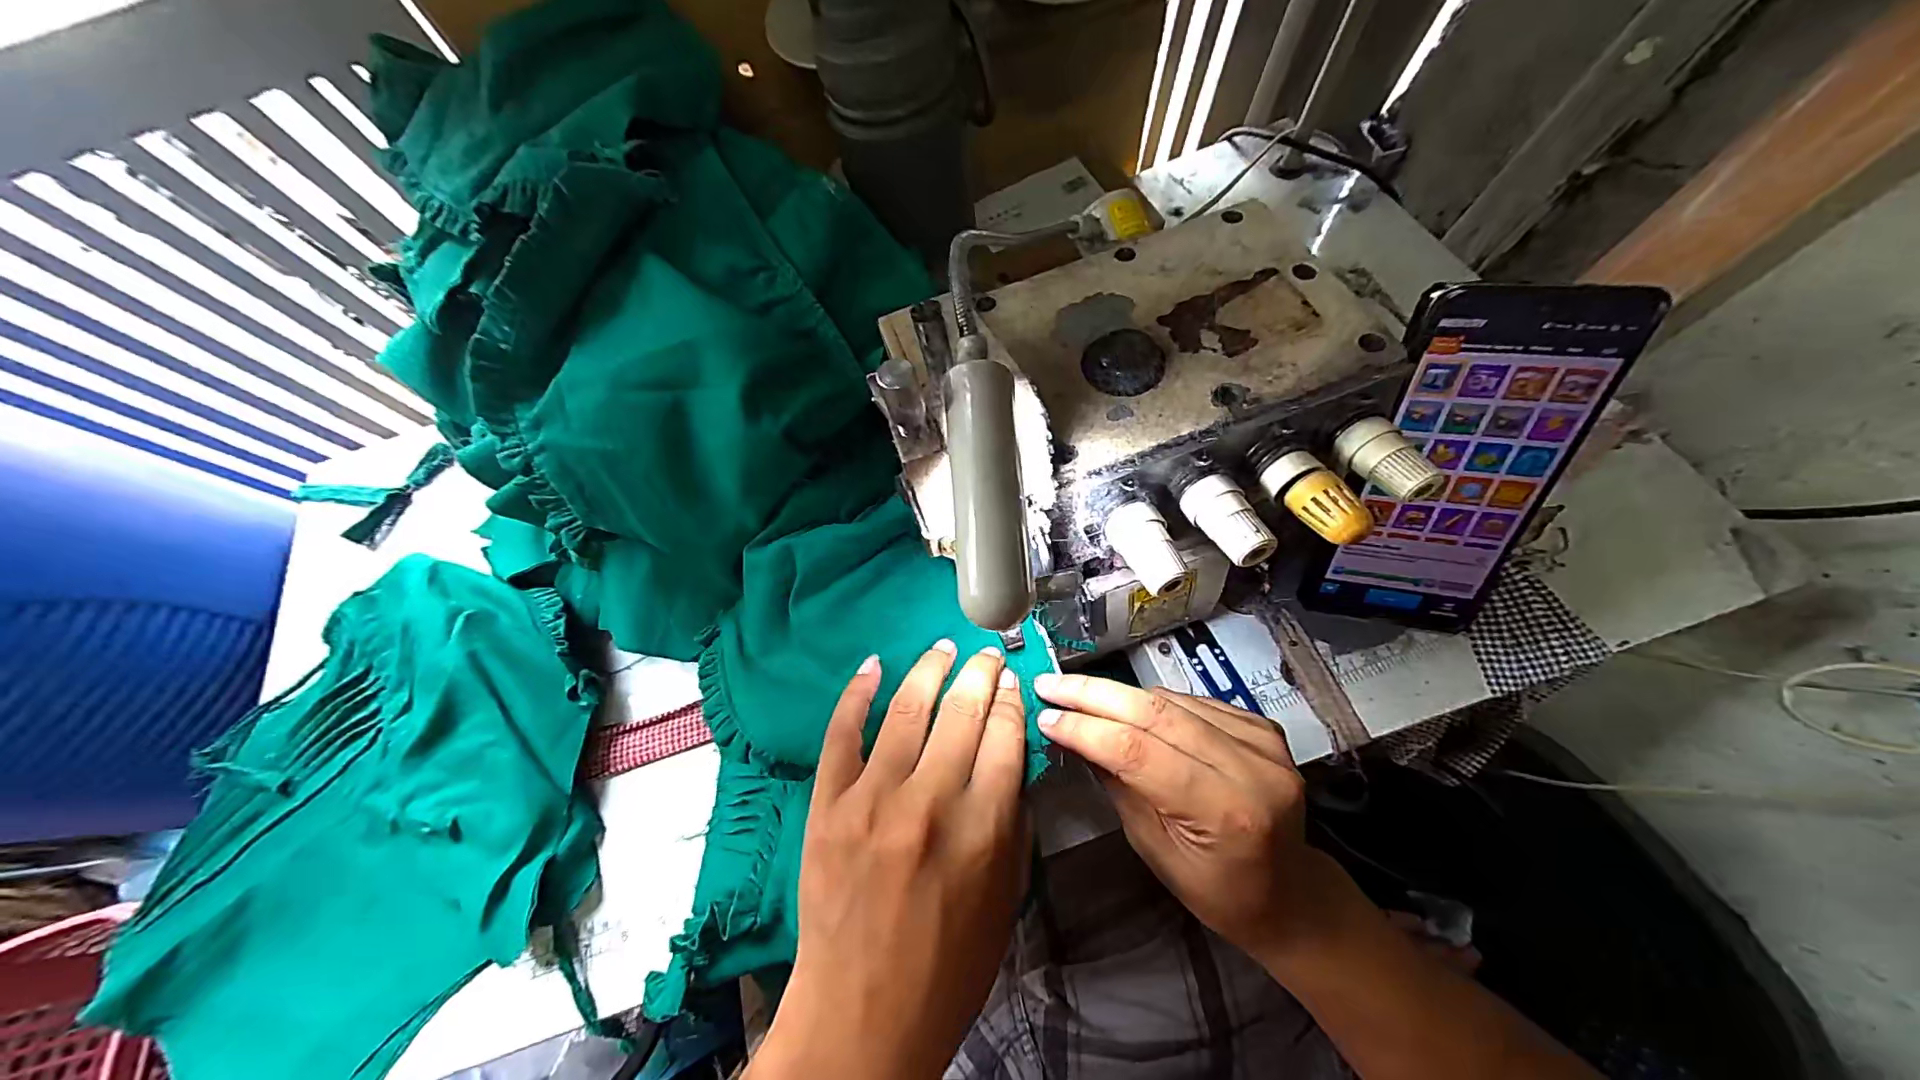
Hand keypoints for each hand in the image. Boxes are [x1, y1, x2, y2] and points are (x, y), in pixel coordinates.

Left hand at [750, 641, 1029, 1079]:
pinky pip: (842, 733)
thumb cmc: (949, 964)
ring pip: (907, 709)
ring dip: (929, 669)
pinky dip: (857, 693)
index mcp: (983, 828)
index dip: (1011, 702)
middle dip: (980, 674)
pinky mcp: (828, 804)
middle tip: (987, 654)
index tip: (1012, 684)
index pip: (1005, 737)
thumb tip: (1011, 759)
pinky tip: (874, 666)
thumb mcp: (1006, 896)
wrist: (863, 1013)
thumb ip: (1013, 821)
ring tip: (942, 647)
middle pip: (962, 712)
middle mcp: (930, 801)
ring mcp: (872, 798)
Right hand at [1039, 676, 1599, 1079]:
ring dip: (1119, 691)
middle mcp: (1249, 763)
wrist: (1303, 903)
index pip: (1139, 745)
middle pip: (1155, 713)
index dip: (1086, 721)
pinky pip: (1192, 705)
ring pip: (1173, 700)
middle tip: (1047, 679)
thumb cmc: (1228, 899)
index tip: (1042, 705)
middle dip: (1095, 694)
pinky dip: (1151, 698)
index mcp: (1224, 806)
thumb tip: (1081, 739)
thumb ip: (1125, 788)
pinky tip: (1121, 696)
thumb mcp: (1161, 853)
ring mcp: (1261, 742)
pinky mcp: (1262, 733)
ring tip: (1074, 682)